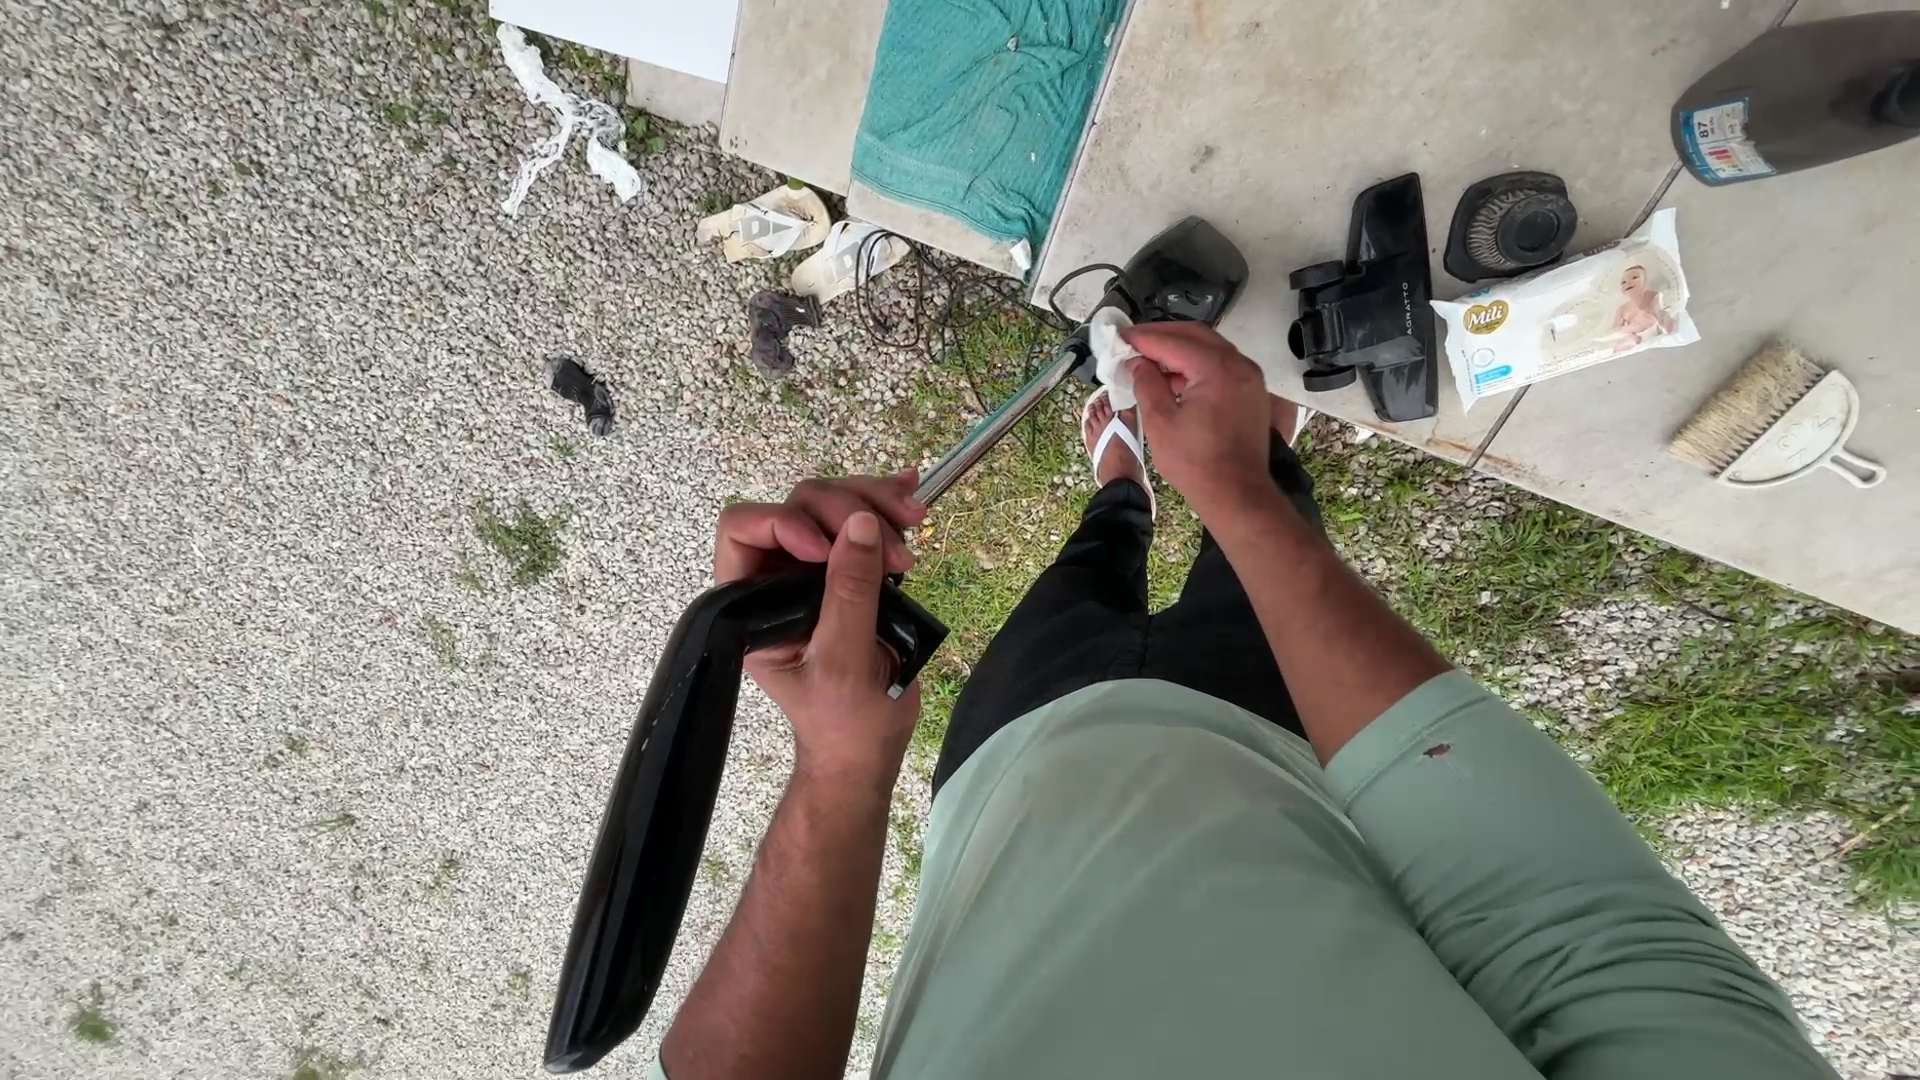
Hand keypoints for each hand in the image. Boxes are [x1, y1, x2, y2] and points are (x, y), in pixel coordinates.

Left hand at [714, 472, 927, 782]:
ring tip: (916, 521)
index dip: (782, 522)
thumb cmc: (845, 720)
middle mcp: (779, 577)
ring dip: (877, 504)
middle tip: (898, 547)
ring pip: (836, 505)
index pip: (744, 530)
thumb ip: (851, 592)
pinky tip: (912, 492)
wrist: (872, 744)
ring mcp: (817, 570)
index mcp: (754, 601)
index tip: (826, 548)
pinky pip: (865, 521)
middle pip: (801, 506)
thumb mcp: (845, 659)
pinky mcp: (853, 570)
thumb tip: (862, 524)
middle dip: (849, 510)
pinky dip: (889, 505)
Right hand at [1122, 322, 1275, 520]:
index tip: (1120, 337)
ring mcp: (1249, 378)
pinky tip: (1174, 377)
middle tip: (1133, 341)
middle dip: (1162, 335)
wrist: (1236, 493)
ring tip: (1149, 358)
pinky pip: (1221, 366)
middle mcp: (1239, 365)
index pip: (1174, 342)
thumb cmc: (1195, 462)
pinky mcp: (1250, 393)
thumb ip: (1147, 384)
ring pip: (1210, 349)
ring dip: (1179, 350)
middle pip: (1196, 336)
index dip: (1144, 338)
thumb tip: (1137, 364)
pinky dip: (1196, 366)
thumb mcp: (1160, 421)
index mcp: (1217, 369)